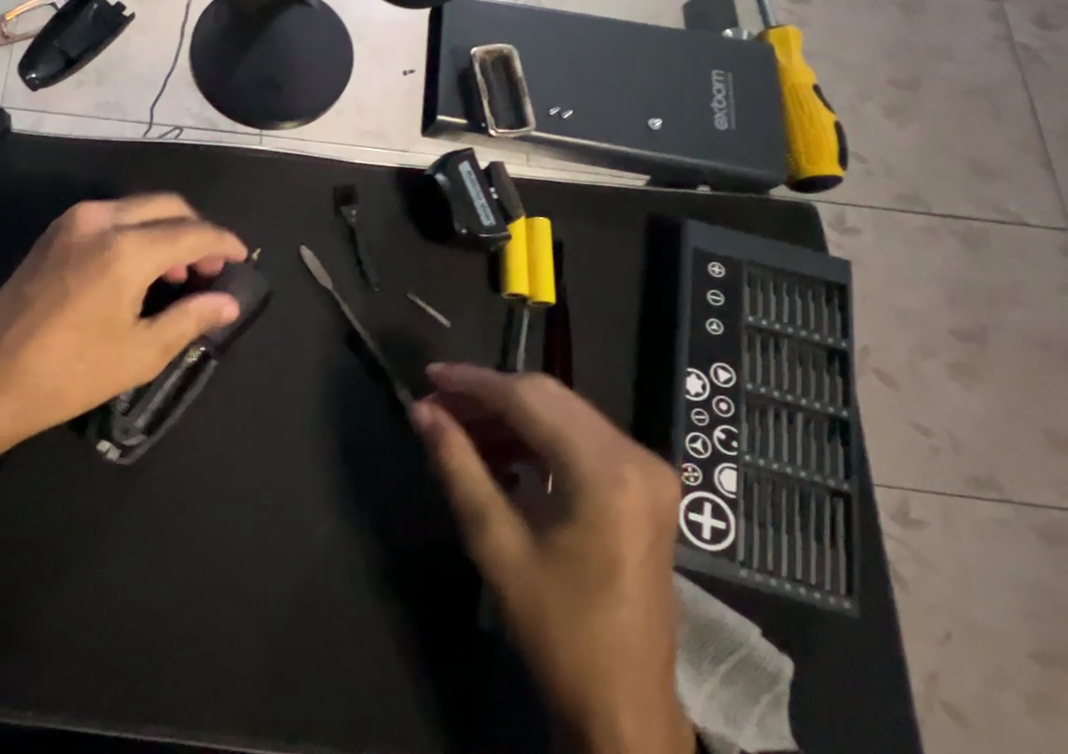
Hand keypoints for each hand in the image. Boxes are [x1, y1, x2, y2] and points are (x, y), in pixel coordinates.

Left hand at [0, 194, 248, 469]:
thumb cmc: (70, 373)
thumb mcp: (140, 353)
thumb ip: (190, 318)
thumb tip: (228, 301)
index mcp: (125, 249)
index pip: (192, 232)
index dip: (224, 243)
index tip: (243, 260)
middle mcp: (99, 220)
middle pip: (166, 205)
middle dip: (197, 230)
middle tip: (212, 269)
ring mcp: (70, 222)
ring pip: (136, 207)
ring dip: (166, 229)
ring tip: (178, 276)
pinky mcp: (53, 234)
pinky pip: (109, 218)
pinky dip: (136, 232)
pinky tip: (140, 271)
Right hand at [412, 364, 692, 753]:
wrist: (622, 695)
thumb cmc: (554, 623)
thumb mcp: (494, 541)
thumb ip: (457, 465)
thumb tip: (422, 412)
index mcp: (604, 471)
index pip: (528, 398)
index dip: (472, 382)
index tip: (426, 376)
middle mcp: (636, 457)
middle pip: (550, 397)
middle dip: (487, 396)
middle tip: (435, 407)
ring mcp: (649, 473)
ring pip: (566, 414)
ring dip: (510, 416)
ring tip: (457, 432)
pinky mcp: (646, 489)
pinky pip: (582, 440)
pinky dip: (537, 438)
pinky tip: (498, 455)